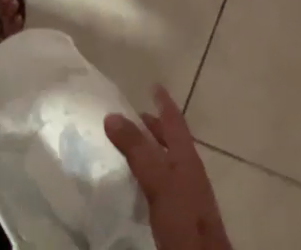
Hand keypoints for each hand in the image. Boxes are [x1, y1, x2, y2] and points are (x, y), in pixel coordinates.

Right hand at [105, 87, 232, 249]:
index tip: (154, 85)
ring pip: (167, 162)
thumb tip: (111, 115)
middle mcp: (189, 171)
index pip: (175, 122)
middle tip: (134, 115)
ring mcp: (187, 193)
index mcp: (187, 157)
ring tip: (129, 146)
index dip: (165, 103)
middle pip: (173, 141)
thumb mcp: (158, 179)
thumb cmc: (183, 216)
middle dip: (155, 127)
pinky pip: (163, 182)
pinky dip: (149, 172)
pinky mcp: (180, 213)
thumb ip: (137, 149)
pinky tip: (137, 182)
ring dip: (151, 150)